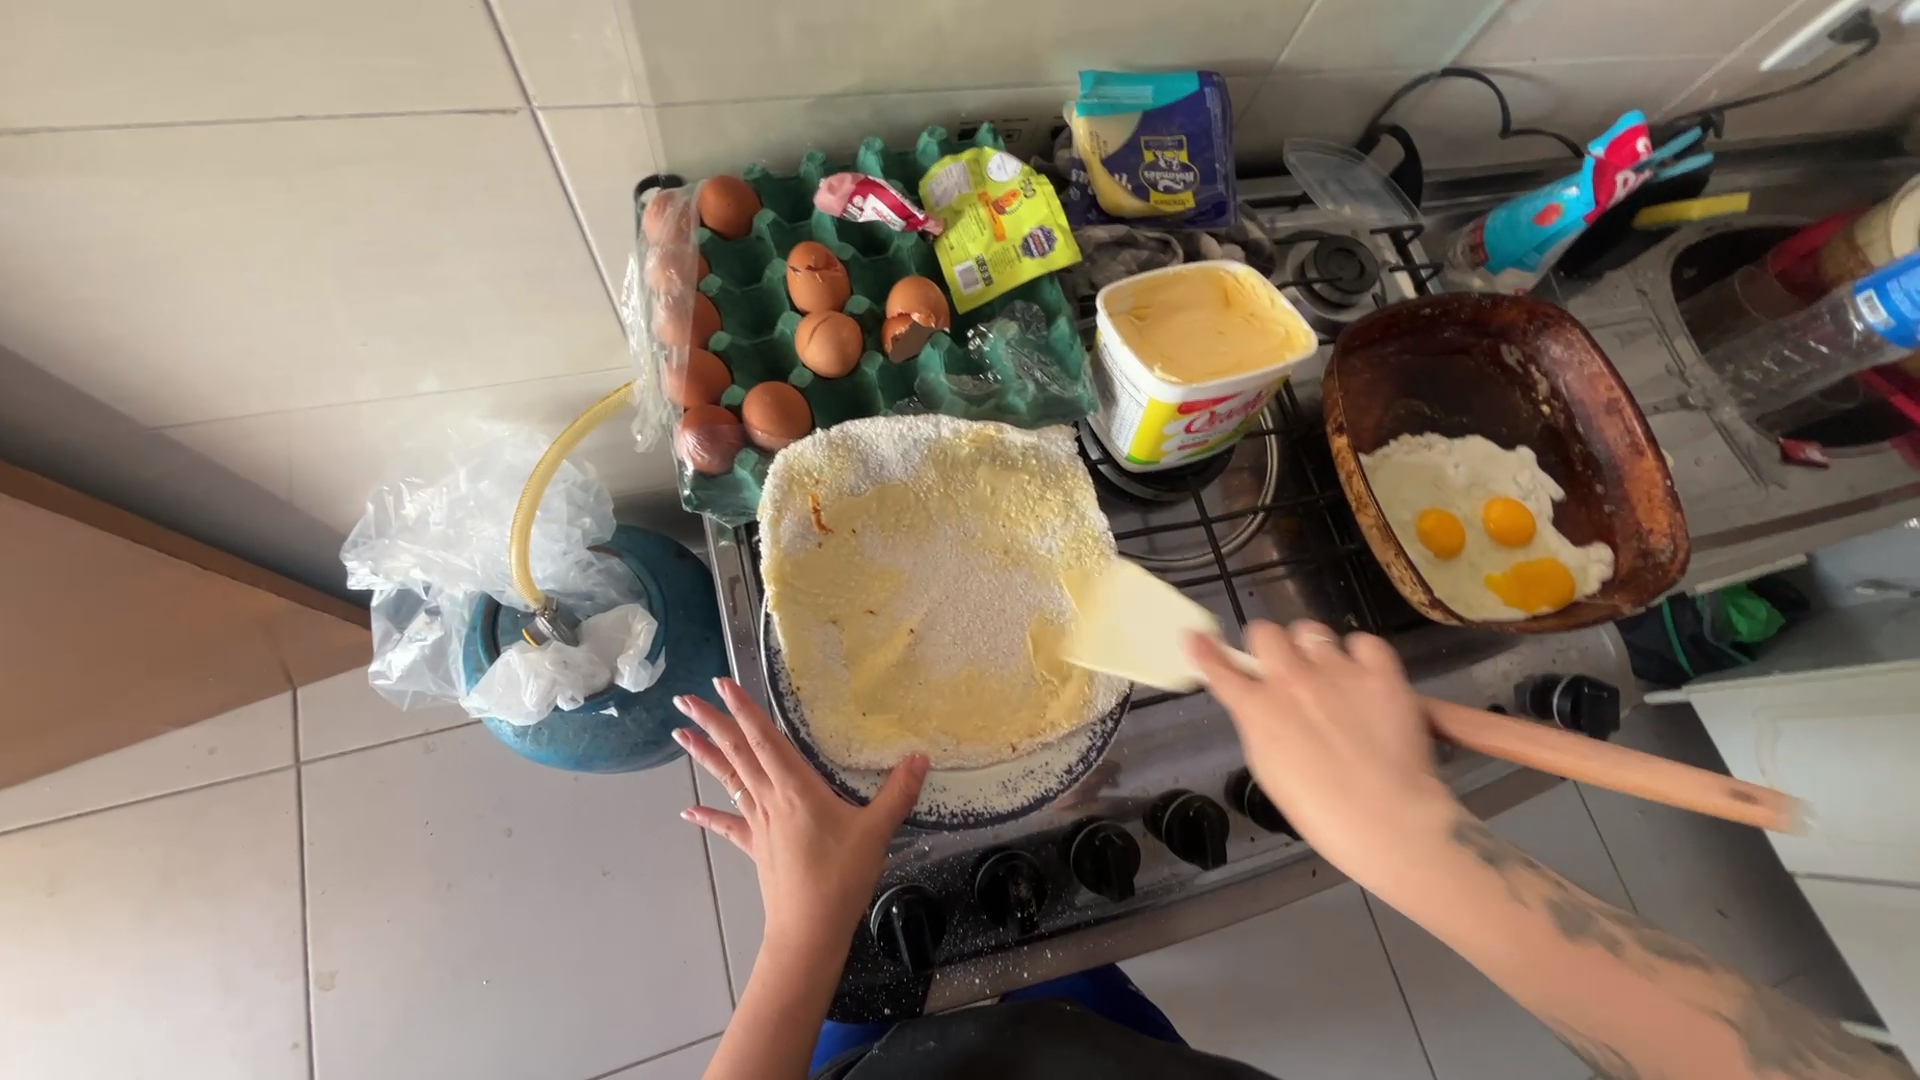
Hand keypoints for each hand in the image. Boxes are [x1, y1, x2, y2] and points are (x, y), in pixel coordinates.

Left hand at [673, 679, 927, 958]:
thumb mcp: (877, 830)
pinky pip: (728, 825)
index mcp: (796, 788)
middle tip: (685, 700)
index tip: (723, 685)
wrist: (809, 931)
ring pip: (729, 781)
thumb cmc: (841, 876)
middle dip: (712, 724)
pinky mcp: (755, 847)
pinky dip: (708, 816)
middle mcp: (770, 799)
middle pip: (737, 754)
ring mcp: (758, 823)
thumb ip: (897, 792)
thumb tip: (920, 756)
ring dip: (705, 756)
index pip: (766, 740)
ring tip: (680, 734)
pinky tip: (687, 812)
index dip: (745, 710)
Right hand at [1186, 621, 1458, 885]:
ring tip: (1328, 675)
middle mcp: (1291, 680)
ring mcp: (1336, 672)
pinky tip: (1363, 677)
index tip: (1195, 637)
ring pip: (1311, 632)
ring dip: (1312, 650)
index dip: (1204, 650)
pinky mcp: (1380, 674)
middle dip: (1269, 648)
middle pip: (1265, 632)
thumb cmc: (1318, 808)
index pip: (1218, 666)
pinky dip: (1360, 655)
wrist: (1387, 822)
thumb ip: (1257, 722)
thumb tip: (1257, 701)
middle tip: (1283, 668)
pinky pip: (1364, 642)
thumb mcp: (1268, 766)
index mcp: (1257, 708)